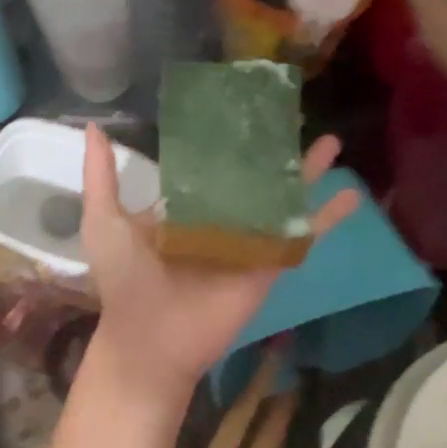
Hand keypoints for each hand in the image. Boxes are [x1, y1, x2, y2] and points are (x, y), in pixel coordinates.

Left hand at [80, 124, 358, 396]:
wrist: (151, 339)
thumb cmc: (125, 280)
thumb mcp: (104, 220)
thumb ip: (101, 176)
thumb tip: (93, 126)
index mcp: (183, 210)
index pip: (210, 166)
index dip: (227, 140)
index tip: (244, 108)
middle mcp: (219, 221)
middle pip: (254, 178)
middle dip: (274, 150)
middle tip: (295, 114)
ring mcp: (248, 242)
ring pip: (283, 200)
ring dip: (308, 174)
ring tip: (333, 143)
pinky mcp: (270, 264)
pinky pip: (302, 236)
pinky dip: (328, 218)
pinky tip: (353, 194)